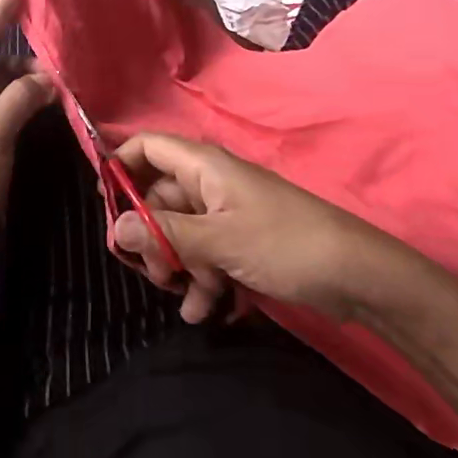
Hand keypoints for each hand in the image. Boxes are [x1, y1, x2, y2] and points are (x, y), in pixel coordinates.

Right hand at [111, 134, 409, 323]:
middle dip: (151, 236)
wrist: (352, 273)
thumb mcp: (218, 240)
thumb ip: (164, 233)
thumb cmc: (282, 242)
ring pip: (181, 231)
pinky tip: (204, 309)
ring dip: (177, 265)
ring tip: (185, 297)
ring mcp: (227, 213)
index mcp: (204, 166)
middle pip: (159, 197)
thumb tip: (113, 228)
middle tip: (155, 273)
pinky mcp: (242, 241)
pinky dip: (200, 279)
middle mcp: (211, 183)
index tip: (105, 209)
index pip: (148, 147)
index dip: (121, 169)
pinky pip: (205, 253)